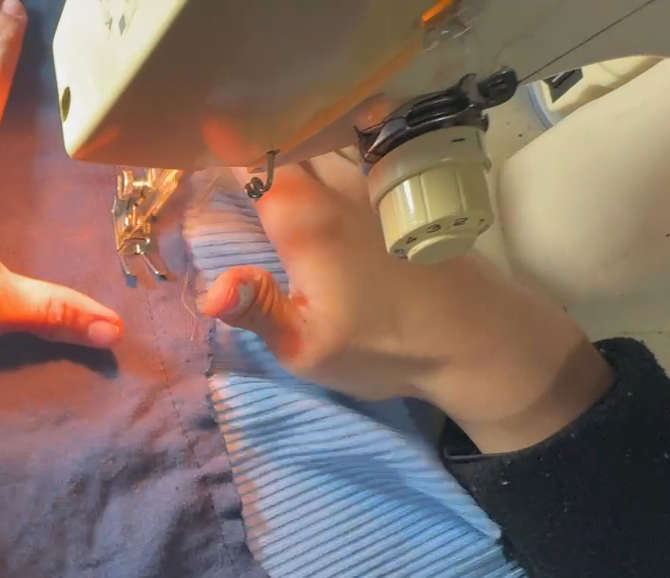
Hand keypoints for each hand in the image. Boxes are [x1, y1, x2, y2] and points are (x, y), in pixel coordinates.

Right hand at [198, 152, 611, 452]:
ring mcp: (373, 187)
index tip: (196, 156)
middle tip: (220, 156)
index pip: (252, 167)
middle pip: (287, 143)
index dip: (221, 155)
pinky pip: (356, 147)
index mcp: (307, 226)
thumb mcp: (305, 348)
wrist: (474, 337)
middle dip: (252, 142)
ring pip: (324, 138)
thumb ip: (257, 312)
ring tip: (259, 150)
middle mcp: (339, 192)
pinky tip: (319, 153)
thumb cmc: (381, 348)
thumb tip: (209, 291)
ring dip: (290, 138)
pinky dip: (331, 140)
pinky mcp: (395, 195)